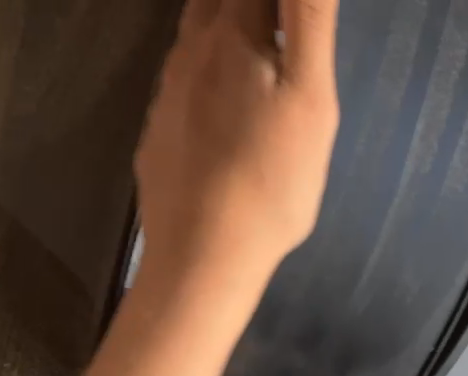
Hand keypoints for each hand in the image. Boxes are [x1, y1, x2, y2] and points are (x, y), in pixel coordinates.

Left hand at [134, 0, 341, 285]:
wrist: (202, 257)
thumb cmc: (270, 184)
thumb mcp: (309, 102)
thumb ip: (310, 20)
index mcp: (232, 37)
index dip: (283, 5)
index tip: (299, 24)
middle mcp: (189, 53)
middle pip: (214, 0)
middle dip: (247, 10)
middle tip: (277, 33)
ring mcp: (166, 97)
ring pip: (191, 39)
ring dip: (220, 32)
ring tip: (252, 60)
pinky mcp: (157, 137)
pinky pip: (178, 87)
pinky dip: (202, 79)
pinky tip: (220, 116)